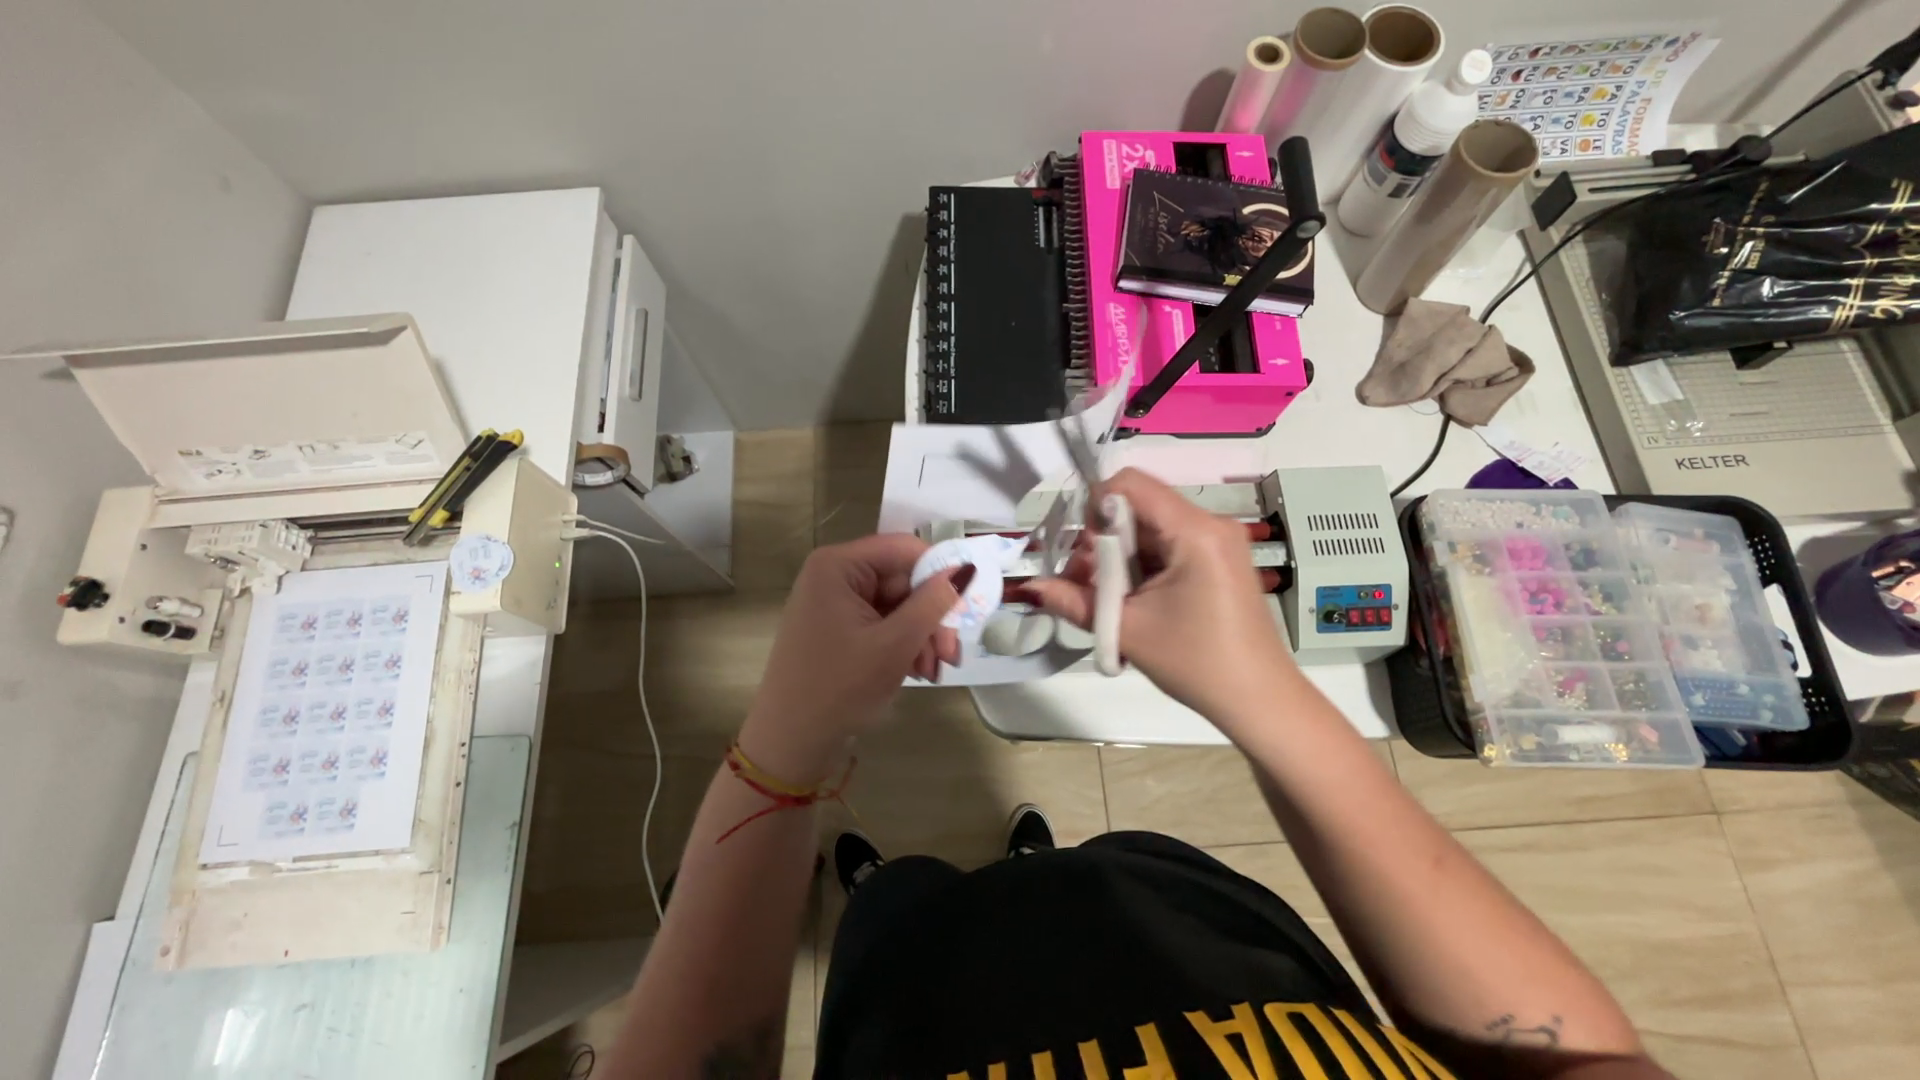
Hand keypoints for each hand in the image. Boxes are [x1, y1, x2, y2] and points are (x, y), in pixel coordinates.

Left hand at [741, 534, 969, 780]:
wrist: (790, 743)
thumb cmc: (839, 688)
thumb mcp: (894, 644)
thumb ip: (932, 603)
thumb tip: (966, 569)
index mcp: (838, 566)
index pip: (904, 549)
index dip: (940, 573)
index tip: (967, 607)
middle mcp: (834, 577)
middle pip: (903, 581)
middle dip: (931, 617)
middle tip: (951, 656)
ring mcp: (834, 605)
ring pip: (897, 607)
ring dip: (921, 636)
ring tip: (933, 672)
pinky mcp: (837, 632)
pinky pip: (882, 625)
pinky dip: (903, 646)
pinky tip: (916, 672)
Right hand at [1024, 468, 1293, 725]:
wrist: (1259, 702)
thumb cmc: (1197, 663)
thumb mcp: (1128, 631)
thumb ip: (1073, 601)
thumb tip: (1029, 587)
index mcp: (1194, 530)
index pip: (1131, 484)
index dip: (1095, 507)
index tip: (1080, 551)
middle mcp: (1210, 524)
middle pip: (1138, 508)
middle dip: (1101, 541)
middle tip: (1082, 582)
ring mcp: (1217, 543)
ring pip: (1149, 530)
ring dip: (1118, 558)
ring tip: (1103, 600)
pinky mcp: (1217, 562)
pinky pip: (1167, 547)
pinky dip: (1141, 568)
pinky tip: (1129, 601)